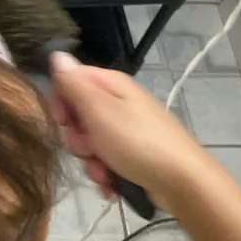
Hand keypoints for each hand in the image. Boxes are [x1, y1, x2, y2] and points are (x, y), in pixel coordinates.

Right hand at [47, 52, 210, 204]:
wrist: (184, 183)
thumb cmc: (137, 142)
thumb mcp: (98, 110)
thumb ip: (74, 84)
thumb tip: (56, 54)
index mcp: (112, 85)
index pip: (71, 81)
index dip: (61, 101)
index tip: (65, 122)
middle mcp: (120, 103)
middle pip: (79, 115)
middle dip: (77, 138)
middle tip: (88, 148)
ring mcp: (129, 130)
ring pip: (91, 143)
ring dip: (91, 162)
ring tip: (105, 174)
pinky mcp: (135, 155)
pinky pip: (108, 161)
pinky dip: (106, 174)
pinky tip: (112, 186)